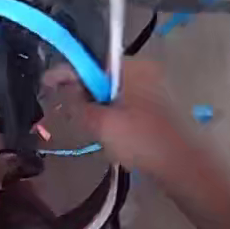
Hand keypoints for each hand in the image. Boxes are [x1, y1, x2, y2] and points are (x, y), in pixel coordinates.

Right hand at [44, 58, 217, 178]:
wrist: (185, 167)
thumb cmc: (141, 140)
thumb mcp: (100, 123)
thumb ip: (75, 102)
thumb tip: (62, 88)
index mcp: (132, 67)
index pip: (89, 61)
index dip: (64, 73)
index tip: (44, 85)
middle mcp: (145, 71)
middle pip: (100, 76)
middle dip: (80, 91)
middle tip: (64, 110)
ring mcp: (153, 89)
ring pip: (111, 92)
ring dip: (94, 106)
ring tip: (84, 125)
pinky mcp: (157, 108)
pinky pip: (124, 104)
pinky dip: (110, 114)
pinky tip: (105, 133)